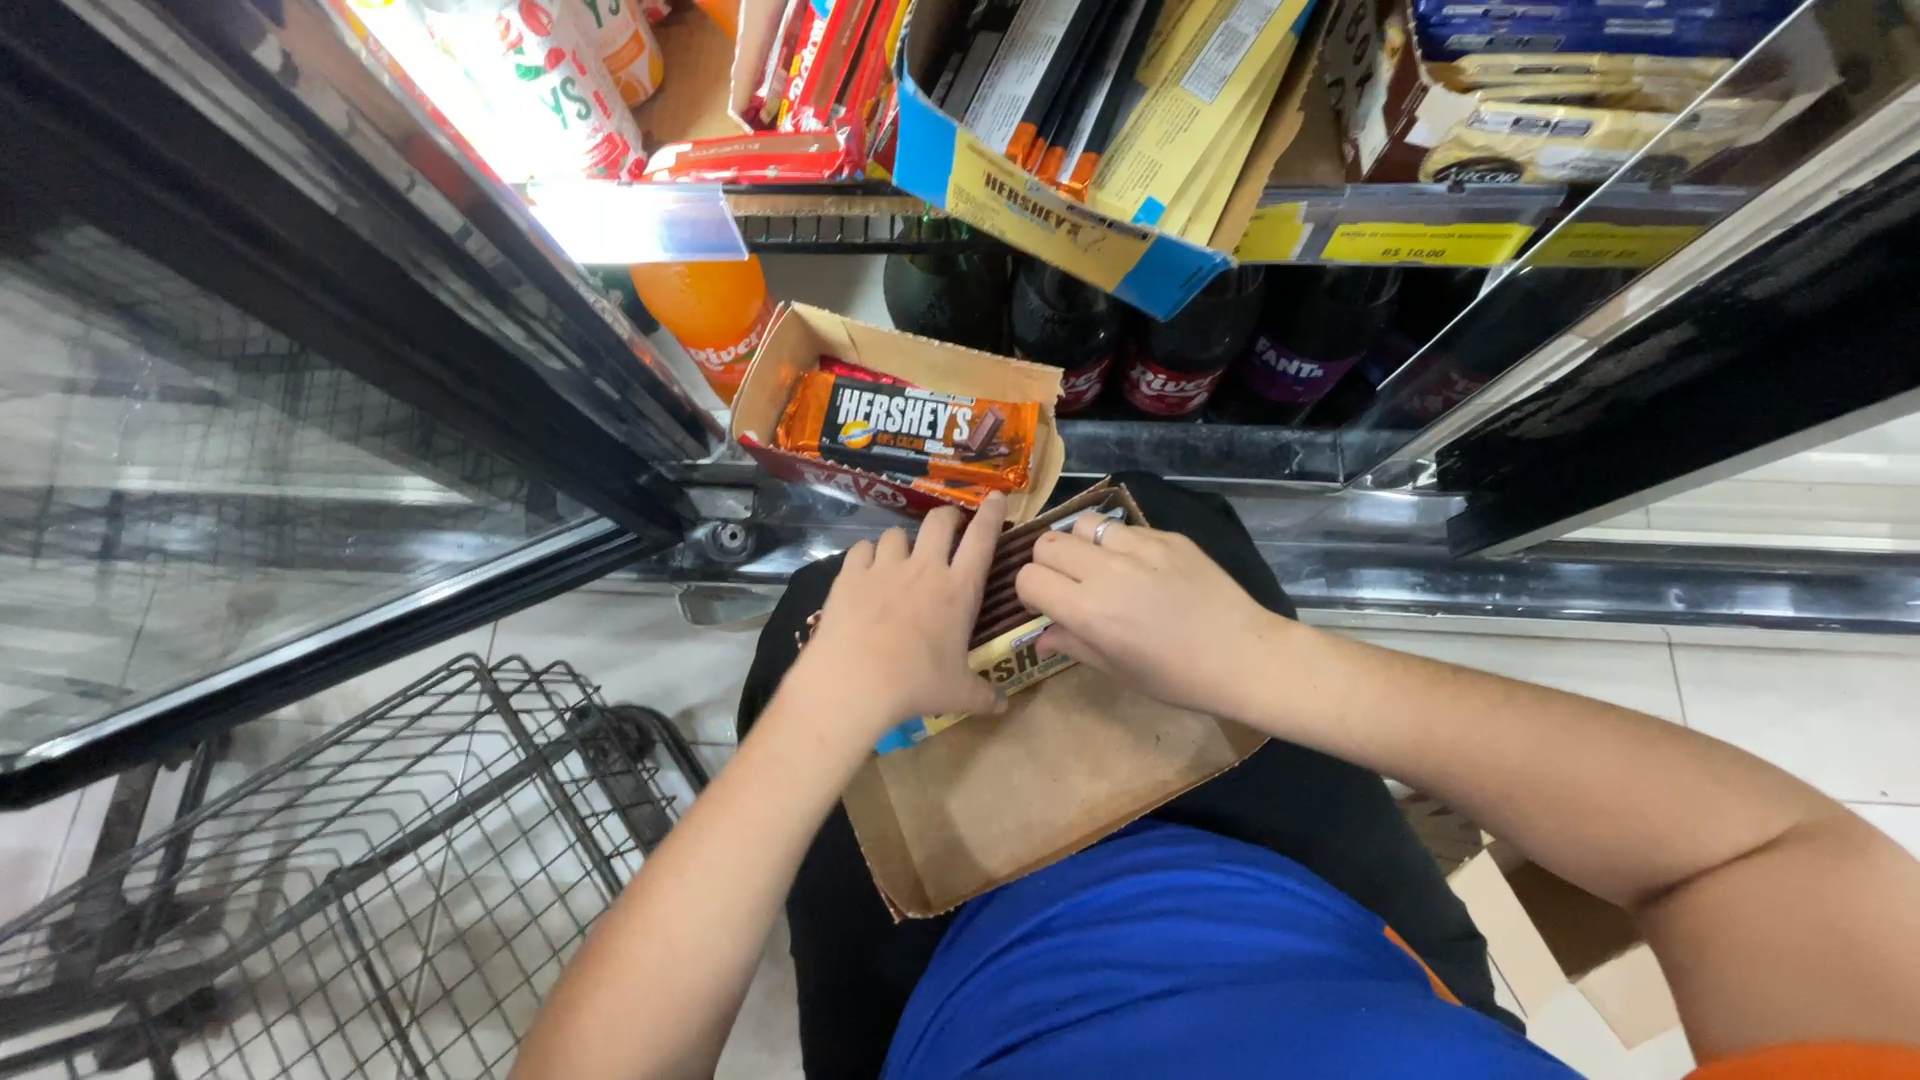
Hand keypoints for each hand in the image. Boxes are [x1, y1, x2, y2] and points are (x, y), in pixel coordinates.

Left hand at [789, 493, 1007, 741]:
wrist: (856, 680)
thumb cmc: (917, 684)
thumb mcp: (958, 693)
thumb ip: (984, 695)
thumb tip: (1004, 706)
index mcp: (959, 590)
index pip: (983, 539)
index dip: (992, 514)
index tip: (996, 498)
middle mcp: (925, 568)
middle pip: (940, 521)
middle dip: (948, 516)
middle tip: (950, 526)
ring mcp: (885, 567)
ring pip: (898, 533)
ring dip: (904, 541)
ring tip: (901, 556)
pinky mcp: (851, 574)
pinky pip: (862, 548)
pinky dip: (868, 554)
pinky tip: (866, 568)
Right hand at [1014, 517, 1288, 719]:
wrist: (1244, 656)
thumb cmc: (1176, 677)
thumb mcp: (1116, 670)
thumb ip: (1071, 644)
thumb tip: (1038, 638)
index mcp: (1088, 611)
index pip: (1028, 578)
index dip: (1030, 592)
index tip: (1045, 605)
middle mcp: (1106, 572)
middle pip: (1047, 543)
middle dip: (1047, 564)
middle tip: (1068, 584)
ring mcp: (1139, 548)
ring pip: (1084, 524)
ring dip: (1080, 544)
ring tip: (1099, 566)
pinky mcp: (1167, 536)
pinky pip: (1124, 528)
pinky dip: (1118, 543)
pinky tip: (1139, 566)